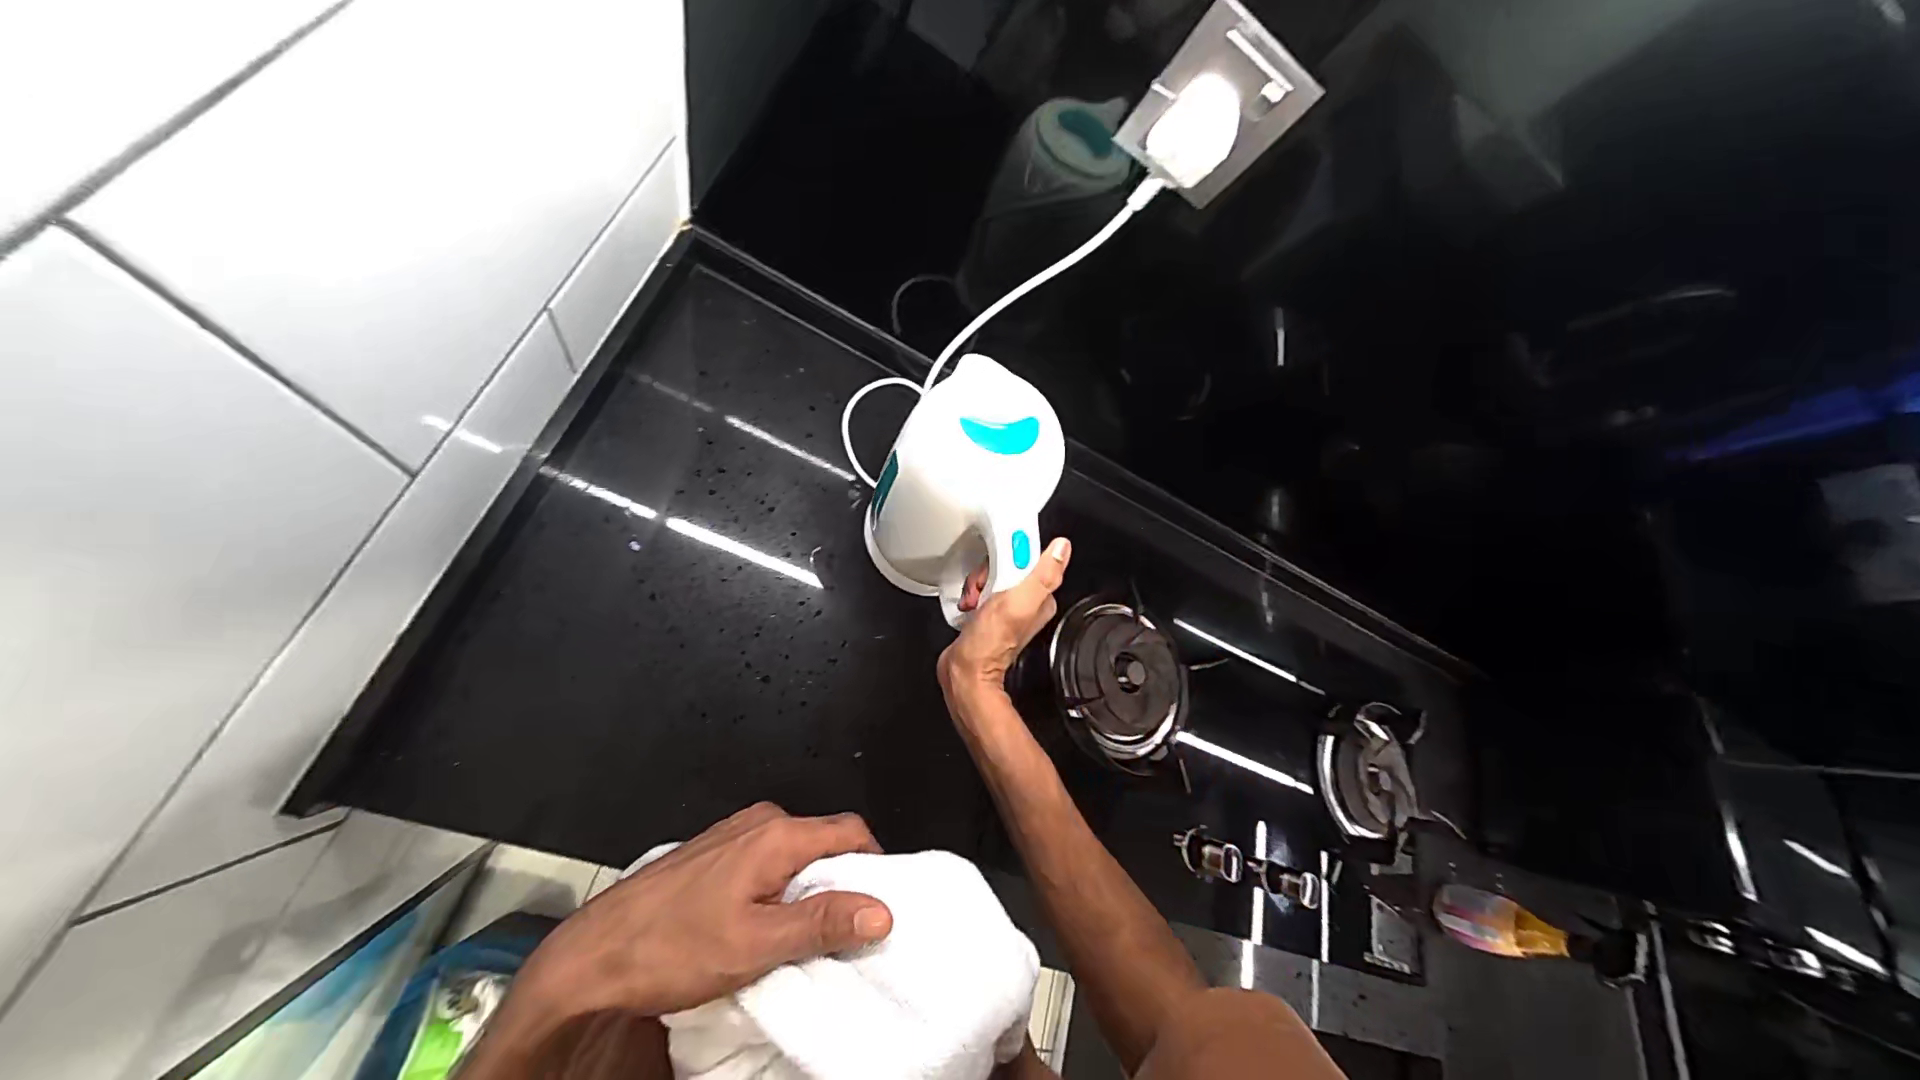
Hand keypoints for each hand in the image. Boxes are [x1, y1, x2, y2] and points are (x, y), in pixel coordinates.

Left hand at [496, 803, 893, 1031]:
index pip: (851, 830)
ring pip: (795, 851)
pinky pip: (768, 859)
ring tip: (800, 934)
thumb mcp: (756, 944)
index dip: (873, 864)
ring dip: (808, 886)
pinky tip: (763, 924)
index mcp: (777, 834)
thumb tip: (880, 911)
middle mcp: (760, 820)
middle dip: (839, 880)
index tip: (876, 906)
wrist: (592, 956)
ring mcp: (734, 833)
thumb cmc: (672, 948)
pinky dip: (780, 887)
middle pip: (824, 839)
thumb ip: (822, 923)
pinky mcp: (716, 851)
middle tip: (840, 930)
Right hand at [938, 536, 1070, 695]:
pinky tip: (970, 608)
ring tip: (975, 603)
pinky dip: (971, 595)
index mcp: (1040, 598)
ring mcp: (1006, 609)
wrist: (964, 670)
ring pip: (991, 577)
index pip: (1028, 559)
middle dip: (988, 574)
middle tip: (984, 591)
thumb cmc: (991, 642)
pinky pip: (980, 590)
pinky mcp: (988, 613)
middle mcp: (1026, 603)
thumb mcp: (1020, 601)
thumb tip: (1062, 547)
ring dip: (976, 586)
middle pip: (1007, 566)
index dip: (1010, 558)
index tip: (999, 570)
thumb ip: (1043, 574)